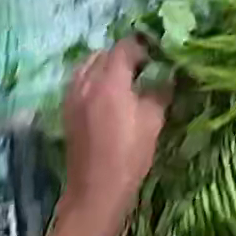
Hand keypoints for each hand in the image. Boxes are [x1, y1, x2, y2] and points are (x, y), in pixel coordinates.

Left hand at [61, 39, 167, 218]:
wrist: (96, 190)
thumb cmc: (129, 155)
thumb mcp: (153, 121)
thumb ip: (160, 92)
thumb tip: (169, 76)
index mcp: (109, 80)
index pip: (125, 47)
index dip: (143, 46)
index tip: (159, 54)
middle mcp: (86, 81)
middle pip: (104, 53)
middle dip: (125, 54)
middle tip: (145, 67)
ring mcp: (72, 95)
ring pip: (89, 65)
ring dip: (107, 65)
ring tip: (126, 79)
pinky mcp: (67, 109)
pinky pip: (80, 81)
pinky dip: (94, 79)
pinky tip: (109, 94)